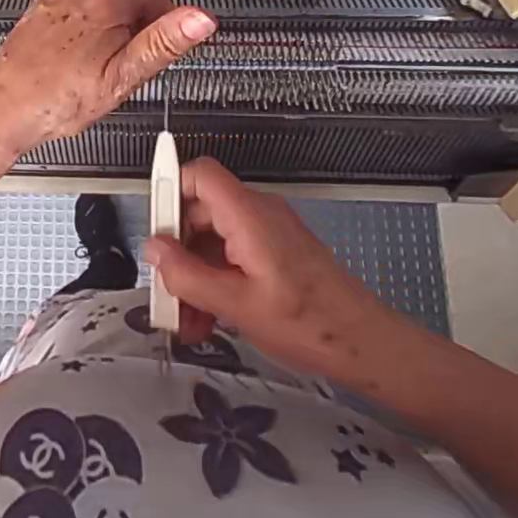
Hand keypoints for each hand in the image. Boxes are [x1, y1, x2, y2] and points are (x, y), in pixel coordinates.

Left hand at [0, 0, 215, 155]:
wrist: (3, 110)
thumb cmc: (57, 101)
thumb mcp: (122, 77)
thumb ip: (163, 42)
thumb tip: (200, 18)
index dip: (164, 20)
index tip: (154, 47)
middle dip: (140, 18)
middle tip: (130, 58)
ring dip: (116, 21)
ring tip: (104, 61)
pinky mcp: (44, 7)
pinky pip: (82, 4)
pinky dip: (92, 23)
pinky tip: (82, 56)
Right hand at [145, 157, 406, 379]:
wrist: (364, 342)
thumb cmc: (313, 324)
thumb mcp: (237, 305)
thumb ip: (188, 275)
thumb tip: (155, 251)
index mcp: (249, 215)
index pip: (199, 174)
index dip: (170, 191)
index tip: (153, 227)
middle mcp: (258, 214)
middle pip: (198, 211)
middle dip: (177, 252)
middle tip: (167, 291)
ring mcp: (266, 232)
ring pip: (212, 238)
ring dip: (193, 275)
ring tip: (188, 318)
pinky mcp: (273, 251)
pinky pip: (230, 253)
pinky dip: (214, 279)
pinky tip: (208, 317)